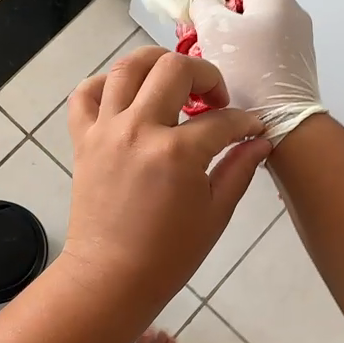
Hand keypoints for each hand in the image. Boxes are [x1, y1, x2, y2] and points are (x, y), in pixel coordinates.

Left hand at [61, 47, 271, 299]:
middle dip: (205, 75)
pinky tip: (127, 96)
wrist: (110, 278)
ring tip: (173, 82)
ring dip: (157, 64)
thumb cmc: (169, 254)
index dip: (245, 121)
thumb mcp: (216, 213)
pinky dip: (106, 84)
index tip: (252, 128)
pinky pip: (85, 94)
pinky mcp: (82, 139)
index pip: (222, 119)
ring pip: (128, 68)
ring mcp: (105, 130)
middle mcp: (138, 129)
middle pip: (174, 69)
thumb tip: (261, 140)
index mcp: (177, 152)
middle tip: (214, 100)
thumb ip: (240, 169)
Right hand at [190, 0, 326, 142]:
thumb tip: (205, 2)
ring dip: (228, 38)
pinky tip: (230, 74)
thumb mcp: (214, 29)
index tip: (194, 9)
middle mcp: (292, 13)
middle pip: (247, 3)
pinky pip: (264, 49)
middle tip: (197, 36)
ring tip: (210, 58)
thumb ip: (203, 5)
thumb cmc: (247, 70)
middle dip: (218, 16)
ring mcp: (298, 40)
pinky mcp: (296, 65)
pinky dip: (244, 55)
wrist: (283, 122)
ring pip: (254, 28)